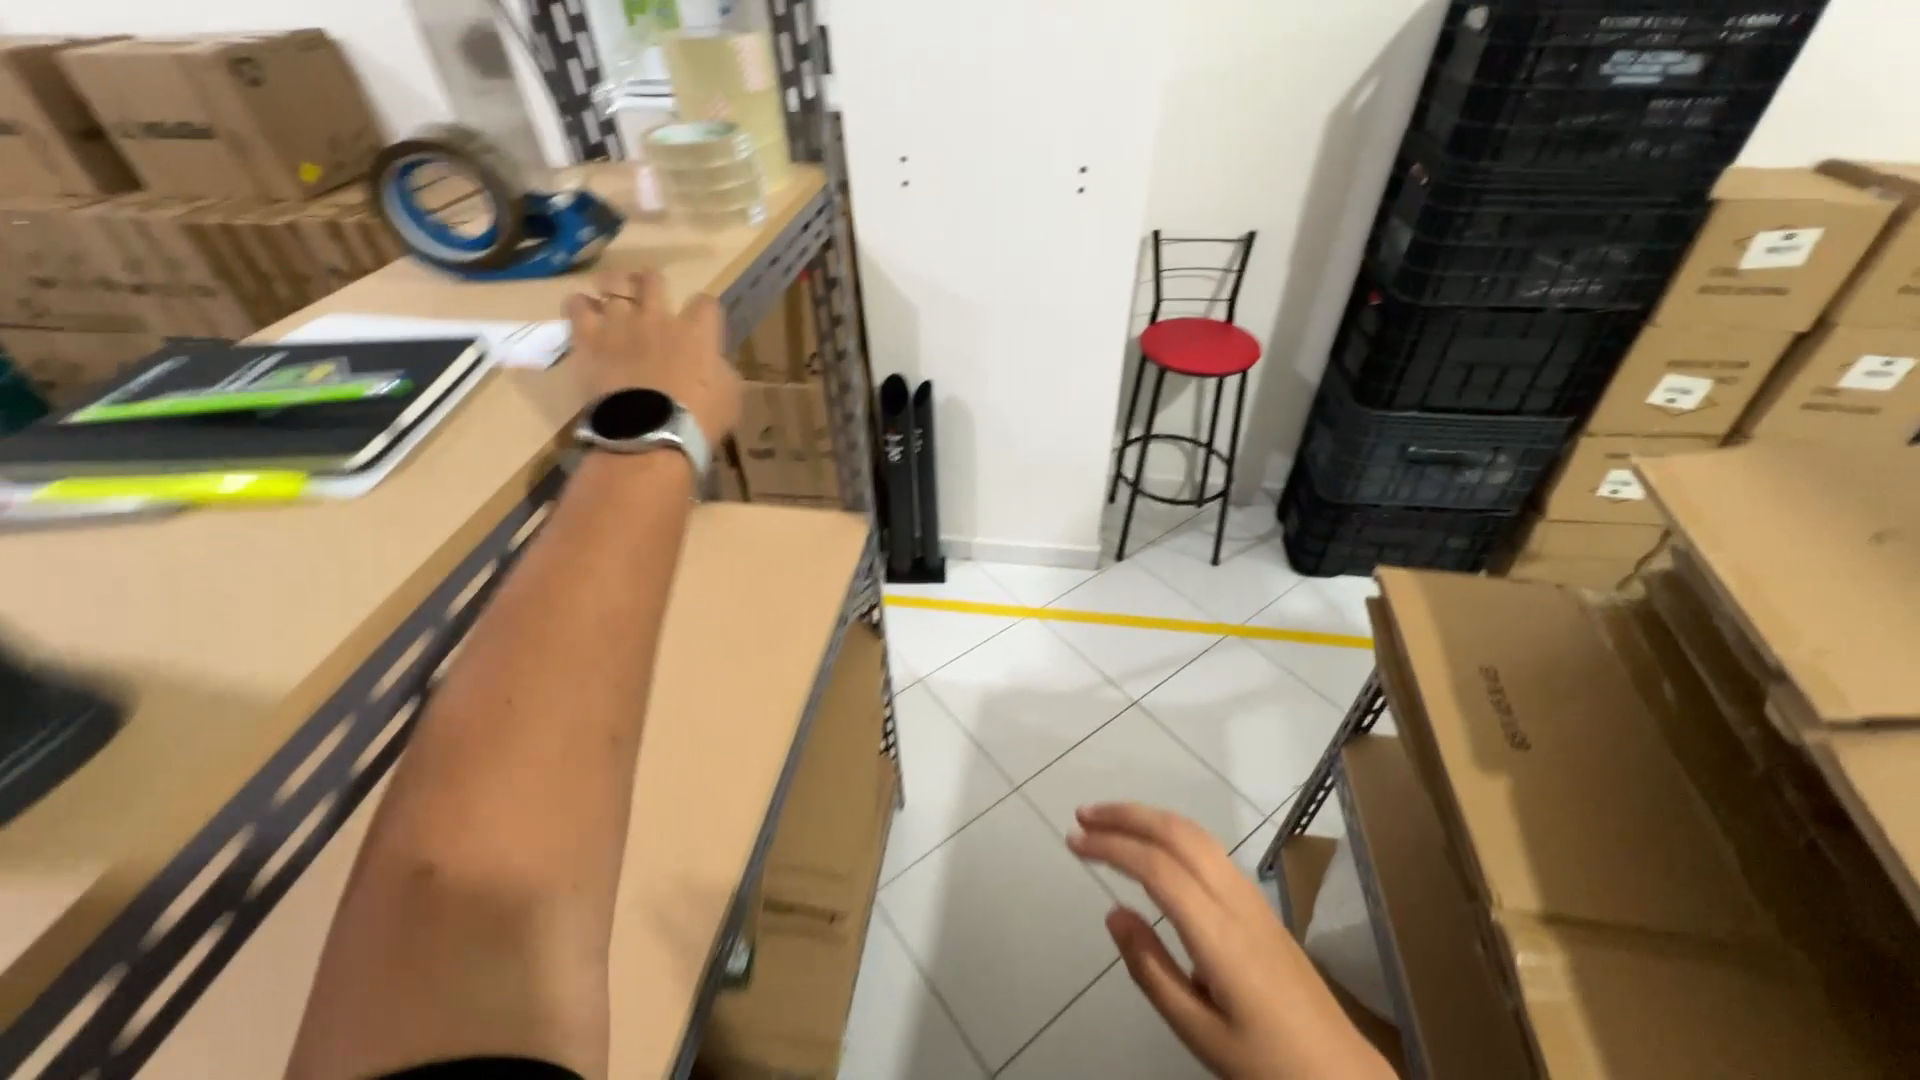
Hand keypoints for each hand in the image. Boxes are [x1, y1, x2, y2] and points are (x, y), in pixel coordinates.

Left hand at [565, 269, 742, 442]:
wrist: (651, 435)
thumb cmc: (699, 420)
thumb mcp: (730, 397)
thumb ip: (722, 371)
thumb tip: (714, 364)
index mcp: (698, 330)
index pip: (706, 301)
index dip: (704, 310)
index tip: (702, 323)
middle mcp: (658, 316)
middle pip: (653, 279)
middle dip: (652, 284)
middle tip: (649, 298)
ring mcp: (621, 323)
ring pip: (612, 284)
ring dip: (614, 291)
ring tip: (611, 302)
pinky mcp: (590, 338)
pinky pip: (577, 305)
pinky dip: (580, 307)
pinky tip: (584, 316)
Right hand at [1068, 804, 1394, 1079]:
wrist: (1341, 1074)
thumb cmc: (1265, 1061)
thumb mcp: (1197, 1031)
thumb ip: (1150, 968)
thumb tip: (1114, 912)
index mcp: (1219, 935)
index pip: (1158, 868)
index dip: (1113, 847)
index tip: (1074, 841)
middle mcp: (1237, 902)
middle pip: (1180, 834)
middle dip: (1128, 815)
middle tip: (1083, 815)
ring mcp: (1253, 899)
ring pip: (1199, 835)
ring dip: (1150, 818)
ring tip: (1108, 820)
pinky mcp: (1260, 905)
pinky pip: (1211, 850)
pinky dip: (1173, 832)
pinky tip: (1153, 845)